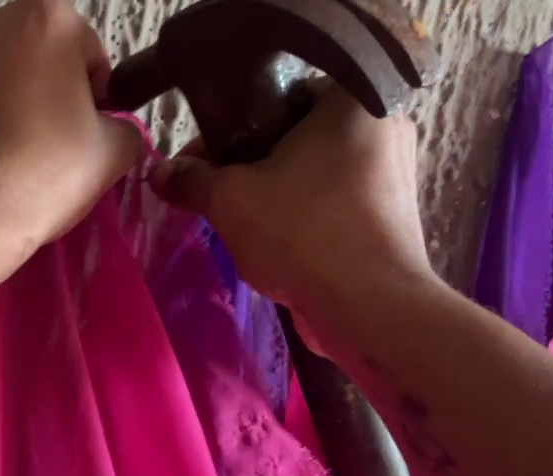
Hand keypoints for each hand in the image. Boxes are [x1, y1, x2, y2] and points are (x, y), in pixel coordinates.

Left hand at [0, 0, 141, 266]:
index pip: (91, 54)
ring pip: (10, 80)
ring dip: (24, 106)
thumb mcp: (115, 150)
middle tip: (60, 145)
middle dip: (57, 93)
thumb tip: (113, 130)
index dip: (97, 98)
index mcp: (47, 14)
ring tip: (26, 156)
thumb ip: (126, 125)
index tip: (88, 133)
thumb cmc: (50, 173)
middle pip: (46, 59)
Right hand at [152, 84, 437, 327]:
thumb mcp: (231, 200)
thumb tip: (158, 172)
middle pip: (296, 138)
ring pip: (314, 174)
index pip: (278, 98)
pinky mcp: (390, 214)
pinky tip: (277, 245)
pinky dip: (302, 218)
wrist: (365, 302)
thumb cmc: (301, 232)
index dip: (229, 133)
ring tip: (241, 226)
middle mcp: (383, 123)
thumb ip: (192, 181)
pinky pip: (333, 204)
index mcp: (353, 97)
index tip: (198, 167)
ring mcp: (393, 171)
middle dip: (251, 168)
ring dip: (274, 196)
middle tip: (215, 198)